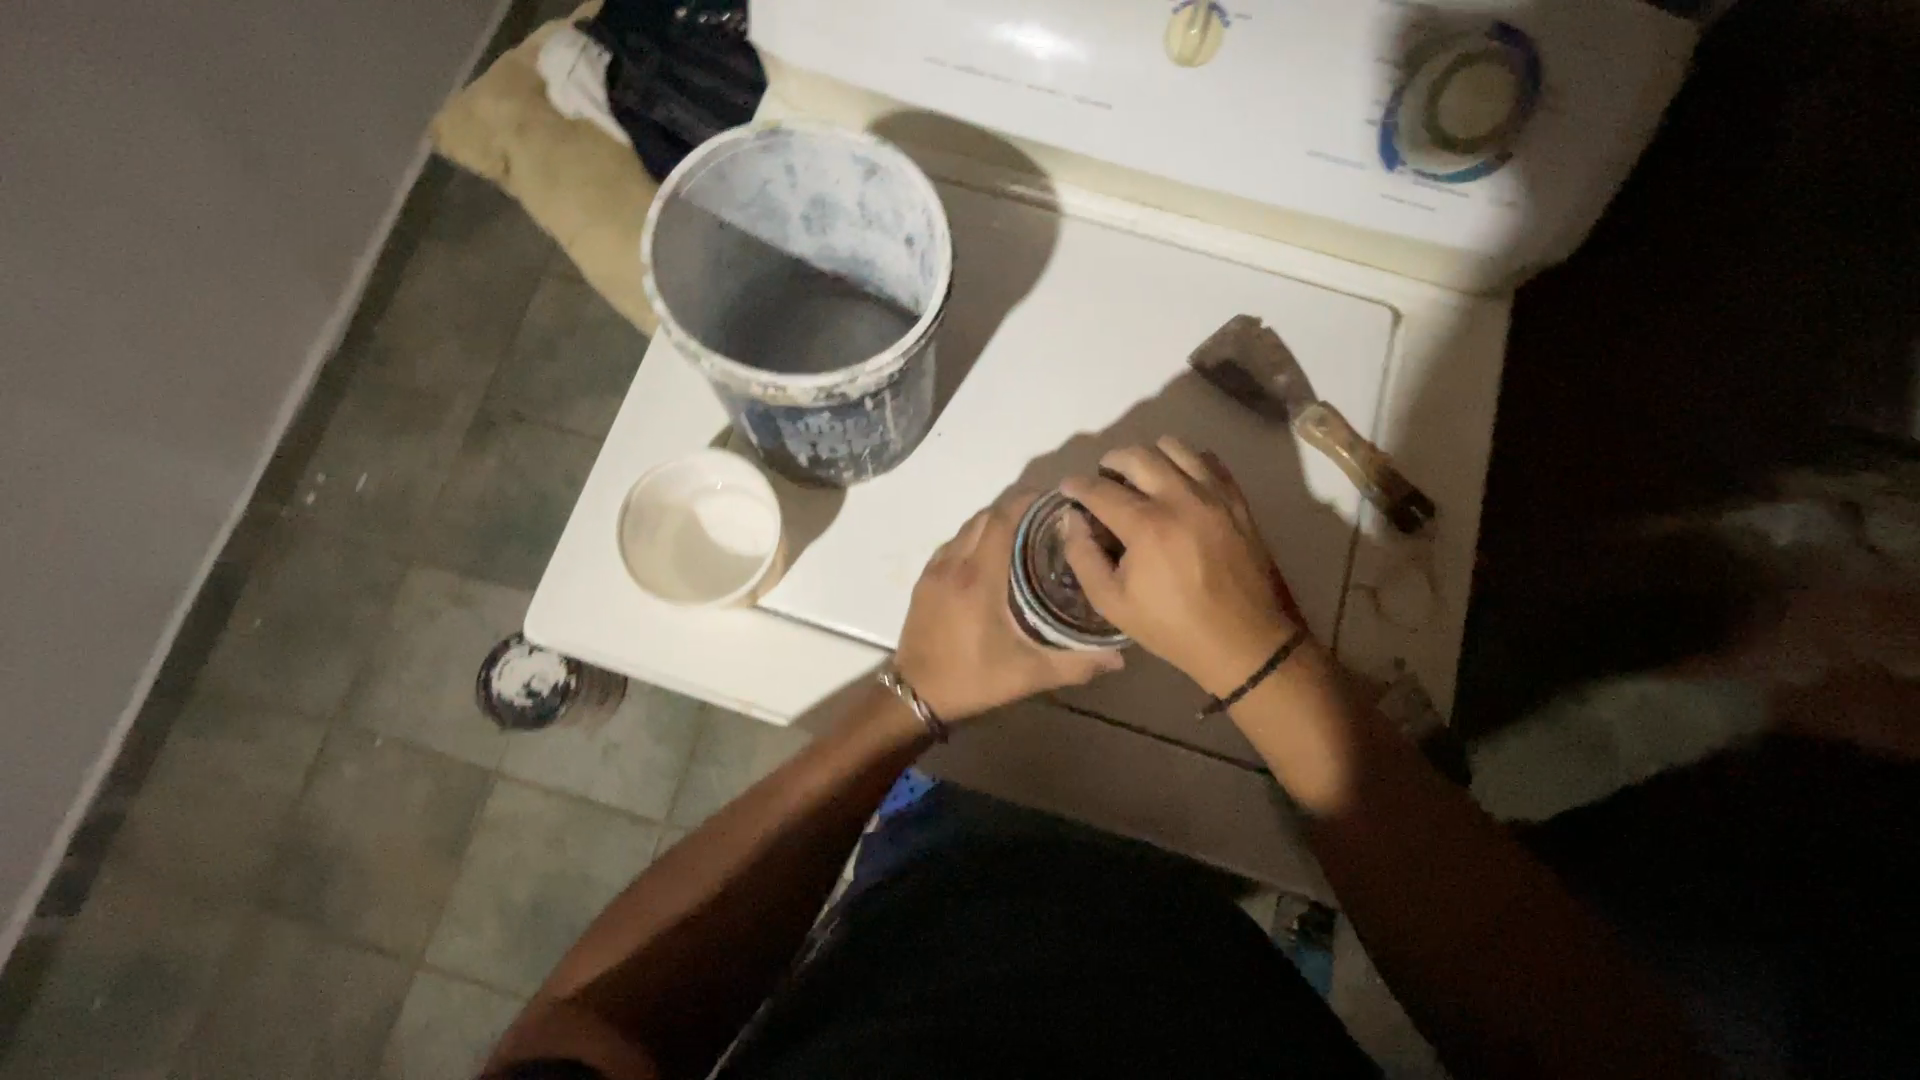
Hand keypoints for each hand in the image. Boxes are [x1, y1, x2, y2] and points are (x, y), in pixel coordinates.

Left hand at [895, 490, 1124, 721]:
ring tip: (1026, 534)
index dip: (1030, 502)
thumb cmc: (973, 680)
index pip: (1004, 519)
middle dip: (1018, 509)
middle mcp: (954, 564)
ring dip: (996, 522)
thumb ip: (1075, 664)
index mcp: (979, 578)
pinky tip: (994, 555)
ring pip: (968, 527)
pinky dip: (975, 538)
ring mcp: (935, 569)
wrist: (915, 694)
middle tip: (1050, 519)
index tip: (1058, 503)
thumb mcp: (1029, 675)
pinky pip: (954, 543)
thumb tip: (1118, 656)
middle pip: (987, 516)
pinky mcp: (924, 579)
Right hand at [1059, 437, 1303, 695]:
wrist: (1245, 641)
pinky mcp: (1237, 500)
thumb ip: (1083, 556)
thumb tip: (1072, 519)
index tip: (1067, 488)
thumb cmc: (1173, 627)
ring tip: (1139, 475)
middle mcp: (1181, 499)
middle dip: (1110, 461)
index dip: (1077, 486)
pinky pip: (1208, 460)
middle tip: (1102, 479)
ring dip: (1148, 455)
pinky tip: (1177, 481)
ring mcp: (1213, 495)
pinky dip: (1186, 461)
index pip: (1100, 489)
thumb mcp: (1113, 603)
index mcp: (1147, 526)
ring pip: (1175, 447)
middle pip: (1136, 455)